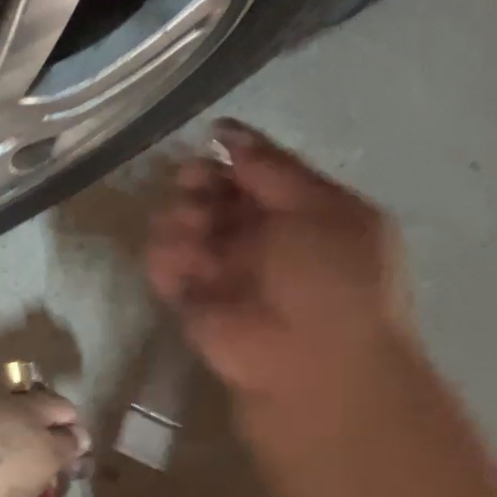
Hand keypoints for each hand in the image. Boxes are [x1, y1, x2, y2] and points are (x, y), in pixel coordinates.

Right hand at [147, 119, 416, 400]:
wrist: (310, 364)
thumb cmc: (332, 280)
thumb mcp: (319, 209)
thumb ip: (271, 168)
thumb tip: (228, 132)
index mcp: (305, 210)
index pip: (258, 171)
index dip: (233, 154)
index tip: (209, 139)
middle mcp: (261, 236)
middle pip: (213, 193)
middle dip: (199, 183)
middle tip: (192, 184)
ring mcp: (221, 269)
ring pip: (182, 223)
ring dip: (182, 219)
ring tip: (194, 235)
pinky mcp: (188, 299)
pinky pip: (164, 263)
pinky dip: (167, 258)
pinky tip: (183, 266)